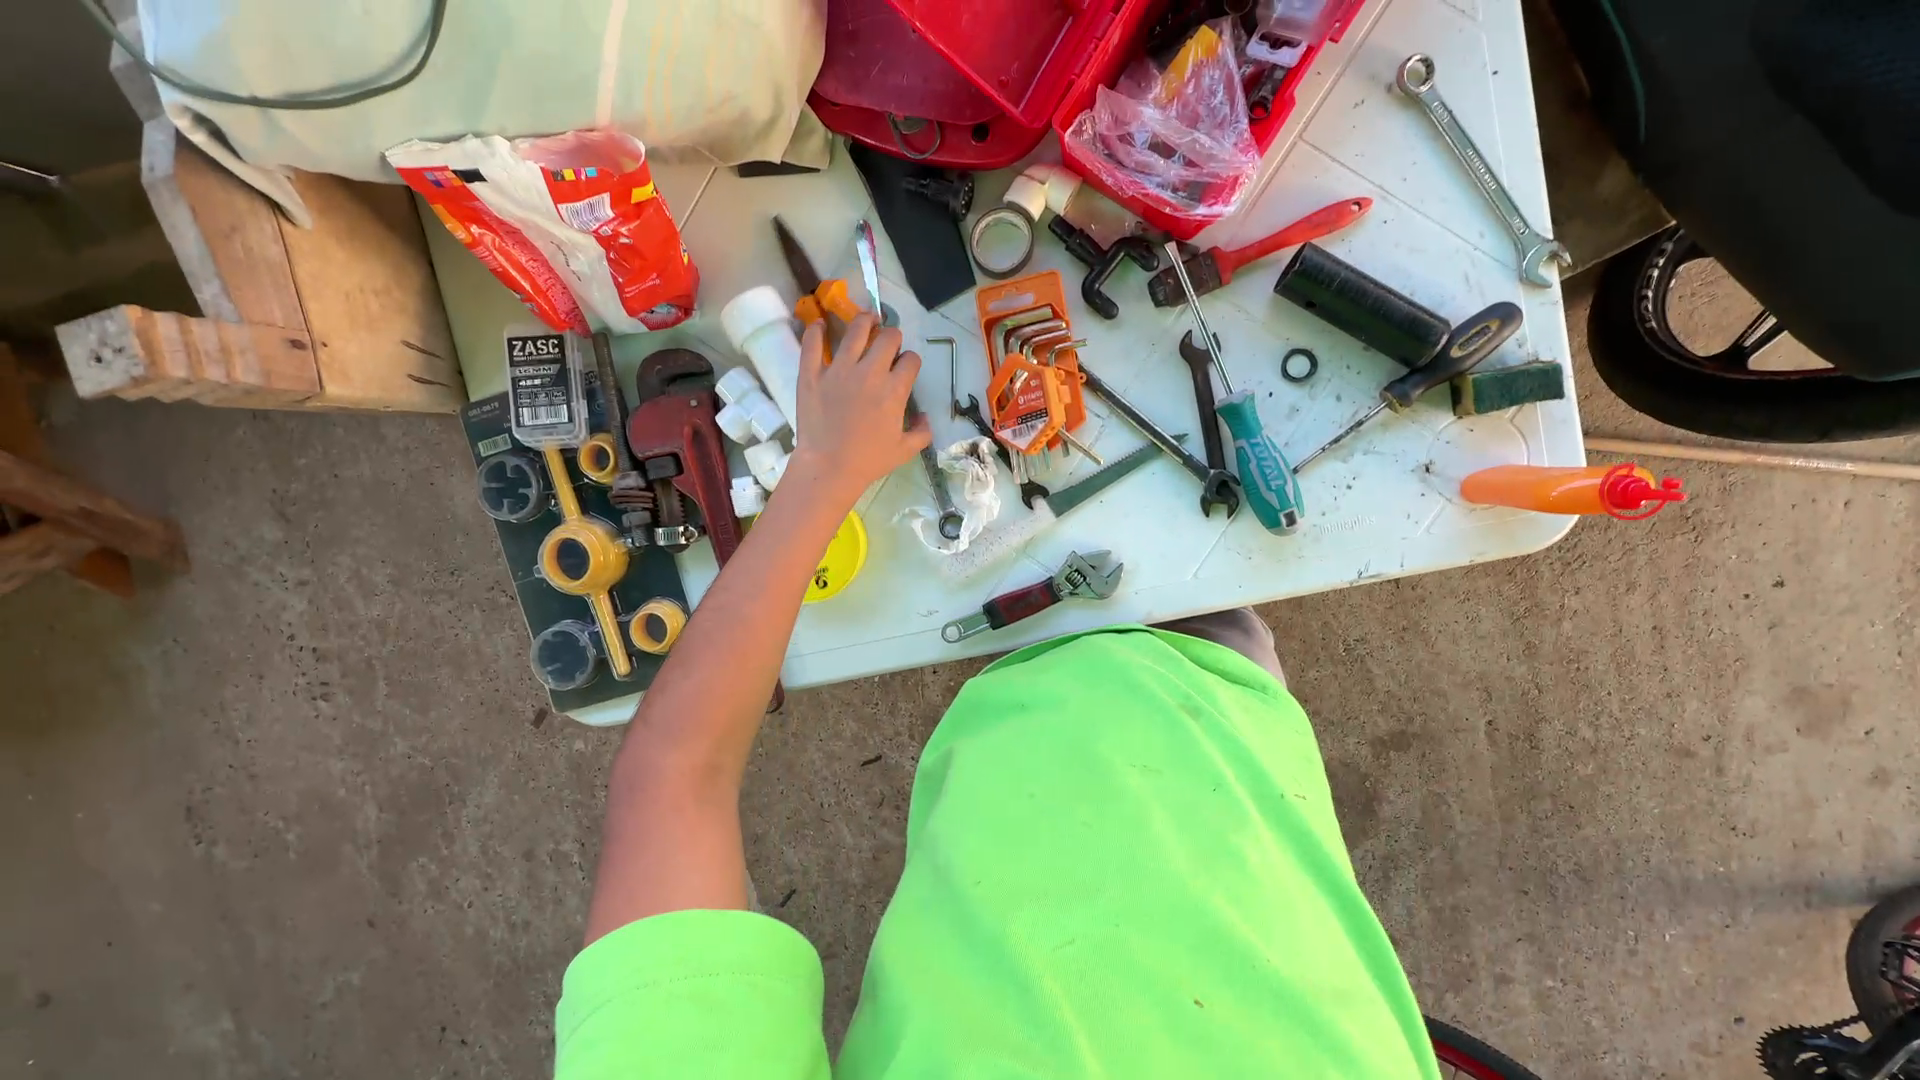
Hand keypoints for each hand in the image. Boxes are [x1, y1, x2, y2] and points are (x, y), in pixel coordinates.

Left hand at [785, 315, 930, 509]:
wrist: (828, 467)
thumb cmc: (869, 461)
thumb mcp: (905, 451)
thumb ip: (921, 432)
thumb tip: (925, 418)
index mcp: (894, 390)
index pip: (911, 359)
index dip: (910, 361)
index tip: (905, 367)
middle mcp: (870, 372)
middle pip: (888, 337)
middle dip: (892, 337)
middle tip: (886, 343)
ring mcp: (839, 369)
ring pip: (856, 330)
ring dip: (864, 321)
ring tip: (865, 321)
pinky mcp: (812, 373)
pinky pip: (813, 343)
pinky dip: (816, 330)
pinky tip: (819, 324)